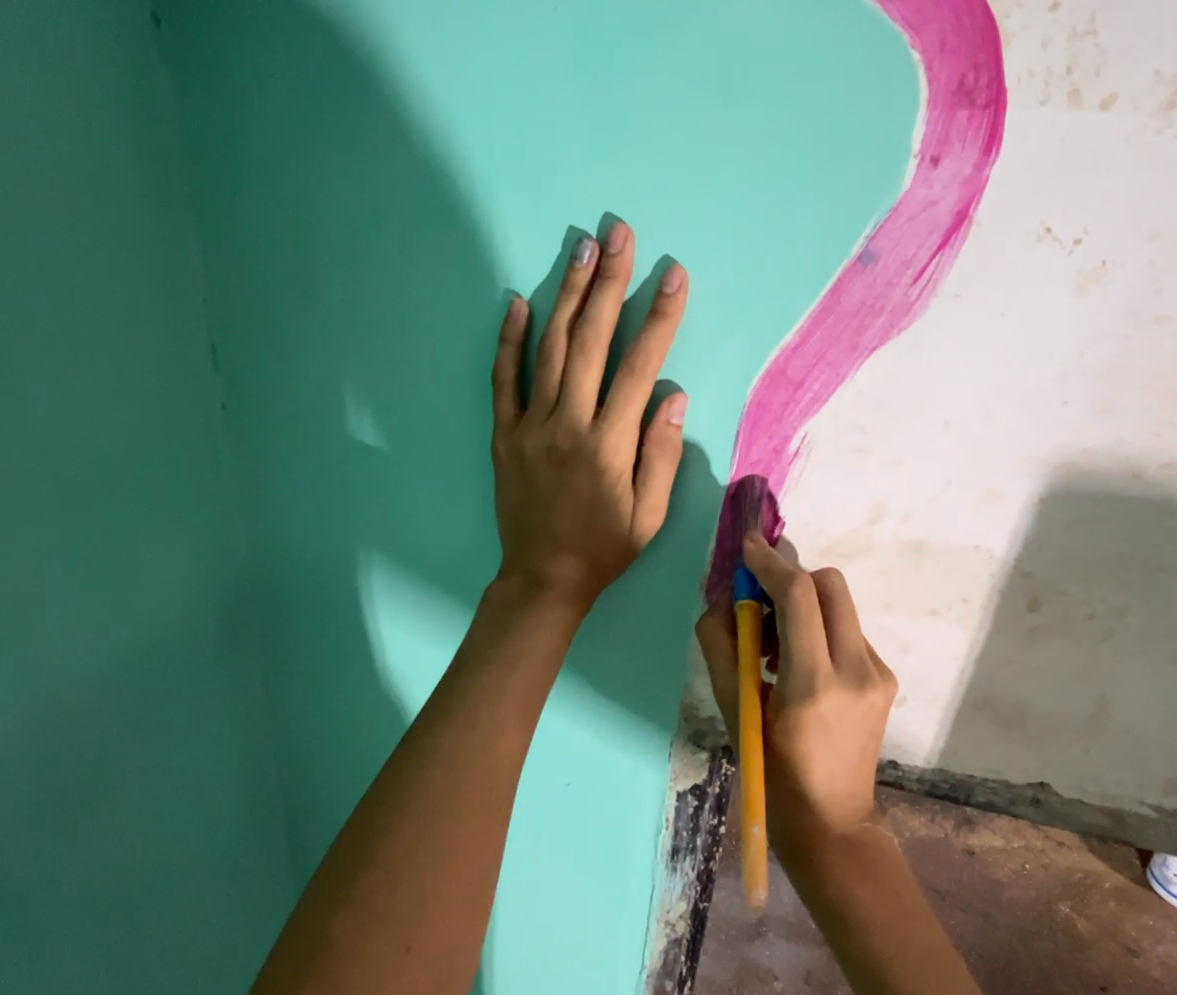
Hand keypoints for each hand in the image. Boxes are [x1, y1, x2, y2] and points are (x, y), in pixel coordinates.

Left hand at [491, 223, 689, 609]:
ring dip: (567, 296)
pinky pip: (503, 380)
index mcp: (609, 444)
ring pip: (550, 349)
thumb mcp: (649, 516)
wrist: (544, 578)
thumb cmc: (604, 549)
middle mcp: (568, 424)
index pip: (640, 366)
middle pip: (591, 342)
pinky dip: (508, 340)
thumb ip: (660, 455)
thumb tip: (673, 398)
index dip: (659, 317)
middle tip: (620, 234)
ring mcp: (530, 426)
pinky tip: (517, 301)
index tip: (673, 274)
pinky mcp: (504, 435)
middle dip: (610, 284)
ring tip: (582, 250)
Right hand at [697, 534, 896, 851]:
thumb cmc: (771, 772)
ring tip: (771, 646)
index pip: (800, 595)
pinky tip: (796, 665)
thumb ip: (721, 647)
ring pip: (840, 606)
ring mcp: (878, 674)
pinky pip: (847, 631)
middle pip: (830, 585)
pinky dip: (818, 630)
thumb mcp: (734, 711)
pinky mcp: (886, 679)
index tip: (746, 546)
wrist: (832, 821)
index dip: (770, 563)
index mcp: (814, 683)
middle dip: (790, 578)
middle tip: (757, 601)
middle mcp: (857, 669)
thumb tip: (722, 599)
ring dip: (803, 606)